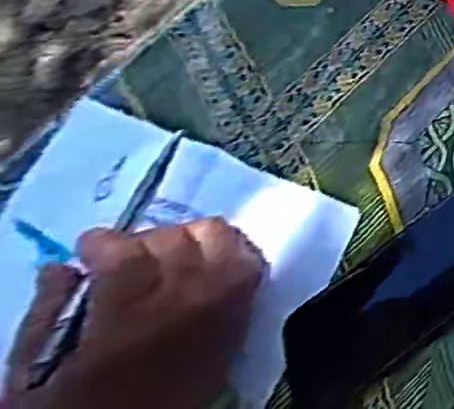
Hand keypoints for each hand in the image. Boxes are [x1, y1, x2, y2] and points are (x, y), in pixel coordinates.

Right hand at [5, 219, 264, 408]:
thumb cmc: (78, 408)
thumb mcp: (31, 378)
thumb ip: (46, 316)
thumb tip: (61, 266)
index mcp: (129, 319)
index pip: (128, 255)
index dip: (105, 242)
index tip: (88, 242)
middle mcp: (189, 296)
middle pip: (173, 239)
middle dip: (141, 240)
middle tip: (119, 256)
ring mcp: (229, 292)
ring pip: (217, 233)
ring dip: (185, 236)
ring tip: (158, 256)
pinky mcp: (252, 295)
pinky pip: (245, 250)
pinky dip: (222, 245)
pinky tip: (195, 261)